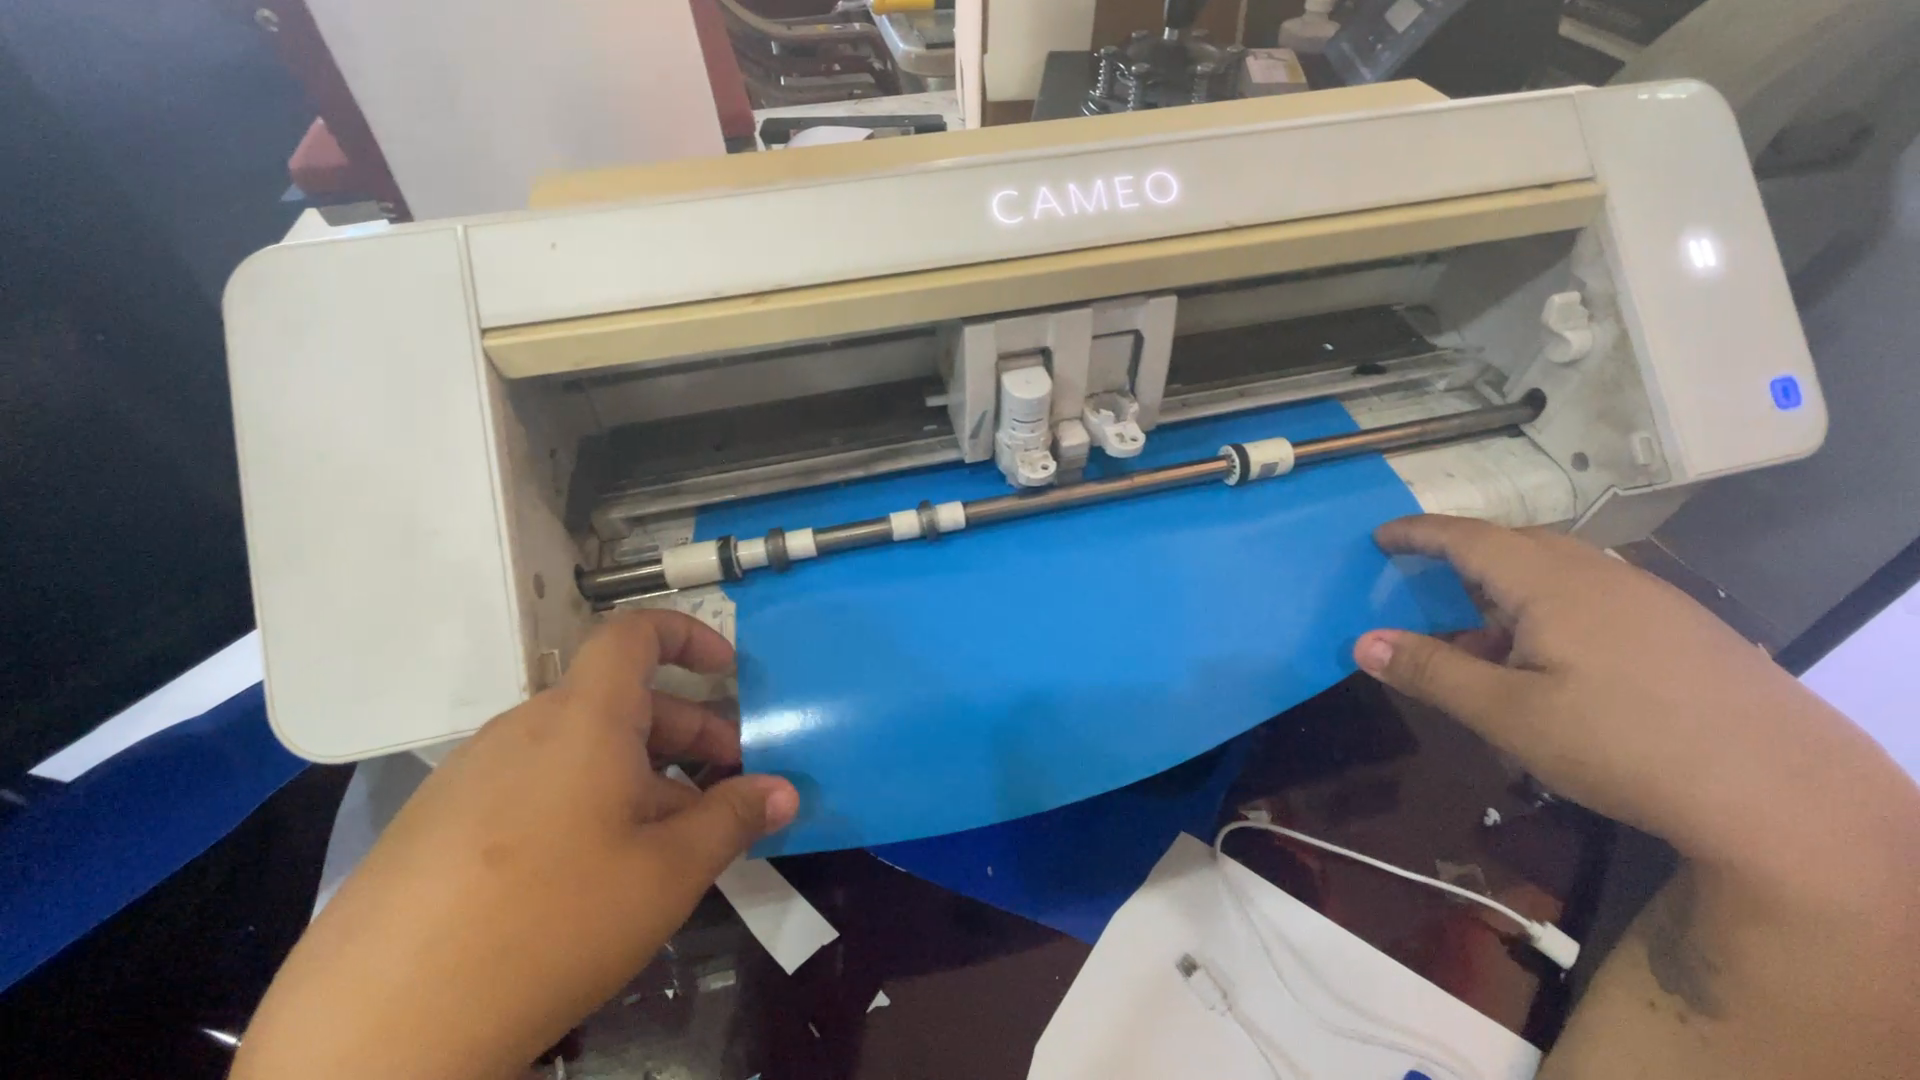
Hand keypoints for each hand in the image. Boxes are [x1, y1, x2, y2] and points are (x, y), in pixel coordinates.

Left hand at [233, 611, 798, 1079]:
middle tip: (730, 788)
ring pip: (580, 751)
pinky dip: (586, 802)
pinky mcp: (439, 822)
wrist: (383, 1023)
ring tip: (671, 842)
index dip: (689, 636)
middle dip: (689, 734)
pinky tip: (597, 875)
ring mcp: (473, 774)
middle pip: (621, 703)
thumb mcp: (668, 873)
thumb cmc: (554, 921)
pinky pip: (535, 786)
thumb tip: (783, 790)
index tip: (730, 672)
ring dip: (642, 777)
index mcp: (583, 719)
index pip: (635, 634)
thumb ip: (734, 819)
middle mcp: (524, 728)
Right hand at [1351, 515, 1910, 881]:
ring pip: (1558, 574)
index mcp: (1550, 583)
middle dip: (1463, 559)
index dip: (1418, 533)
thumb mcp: (1508, 714)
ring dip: (1507, 592)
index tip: (1380, 536)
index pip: (1469, 538)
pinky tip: (1551, 664)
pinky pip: (1593, 598)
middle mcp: (1600, 574)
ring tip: (1482, 638)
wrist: (1783, 792)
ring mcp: (1648, 600)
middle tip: (1425, 587)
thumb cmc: (1623, 744)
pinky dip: (1549, 612)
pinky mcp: (1680, 630)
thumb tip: (1362, 643)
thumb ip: (1432, 672)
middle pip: (1516, 546)